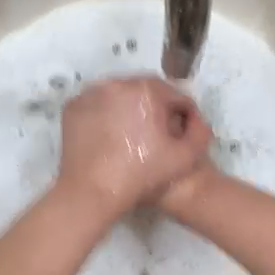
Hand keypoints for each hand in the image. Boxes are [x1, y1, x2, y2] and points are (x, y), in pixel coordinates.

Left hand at [57, 77, 213, 217]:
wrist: (92, 191)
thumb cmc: (140, 175)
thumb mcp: (185, 158)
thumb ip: (201, 132)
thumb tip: (196, 118)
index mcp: (147, 90)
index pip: (176, 95)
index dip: (183, 115)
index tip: (179, 134)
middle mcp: (117, 83)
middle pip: (147, 91)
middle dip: (156, 108)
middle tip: (156, 134)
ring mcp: (91, 92)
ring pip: (121, 94)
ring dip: (130, 108)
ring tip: (133, 134)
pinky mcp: (73, 105)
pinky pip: (98, 103)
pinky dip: (106, 113)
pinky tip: (111, 134)